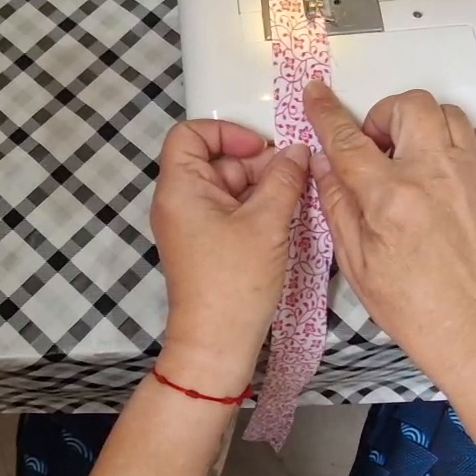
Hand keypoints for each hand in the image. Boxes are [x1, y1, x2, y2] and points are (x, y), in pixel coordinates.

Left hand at [152, 120, 311, 392]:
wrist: (217, 343)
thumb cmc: (234, 281)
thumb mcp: (266, 223)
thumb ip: (283, 179)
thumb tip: (297, 152)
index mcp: (179, 188)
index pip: (190, 134)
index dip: (226, 132)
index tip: (261, 150)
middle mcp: (179, 201)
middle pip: (215, 160)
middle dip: (255, 164)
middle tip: (293, 178)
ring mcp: (191, 224)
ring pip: (227, 187)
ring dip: (261, 188)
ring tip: (295, 199)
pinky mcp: (206, 244)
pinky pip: (230, 211)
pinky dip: (255, 209)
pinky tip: (284, 218)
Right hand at [304, 82, 475, 387]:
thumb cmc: (411, 305)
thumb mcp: (356, 262)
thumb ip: (338, 204)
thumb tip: (324, 163)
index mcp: (391, 199)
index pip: (348, 138)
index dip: (326, 111)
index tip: (316, 93)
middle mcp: (435, 176)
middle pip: (410, 105)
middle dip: (384, 114)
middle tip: (375, 146)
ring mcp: (472, 176)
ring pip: (447, 113)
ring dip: (420, 124)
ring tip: (409, 157)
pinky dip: (452, 141)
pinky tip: (440, 170)